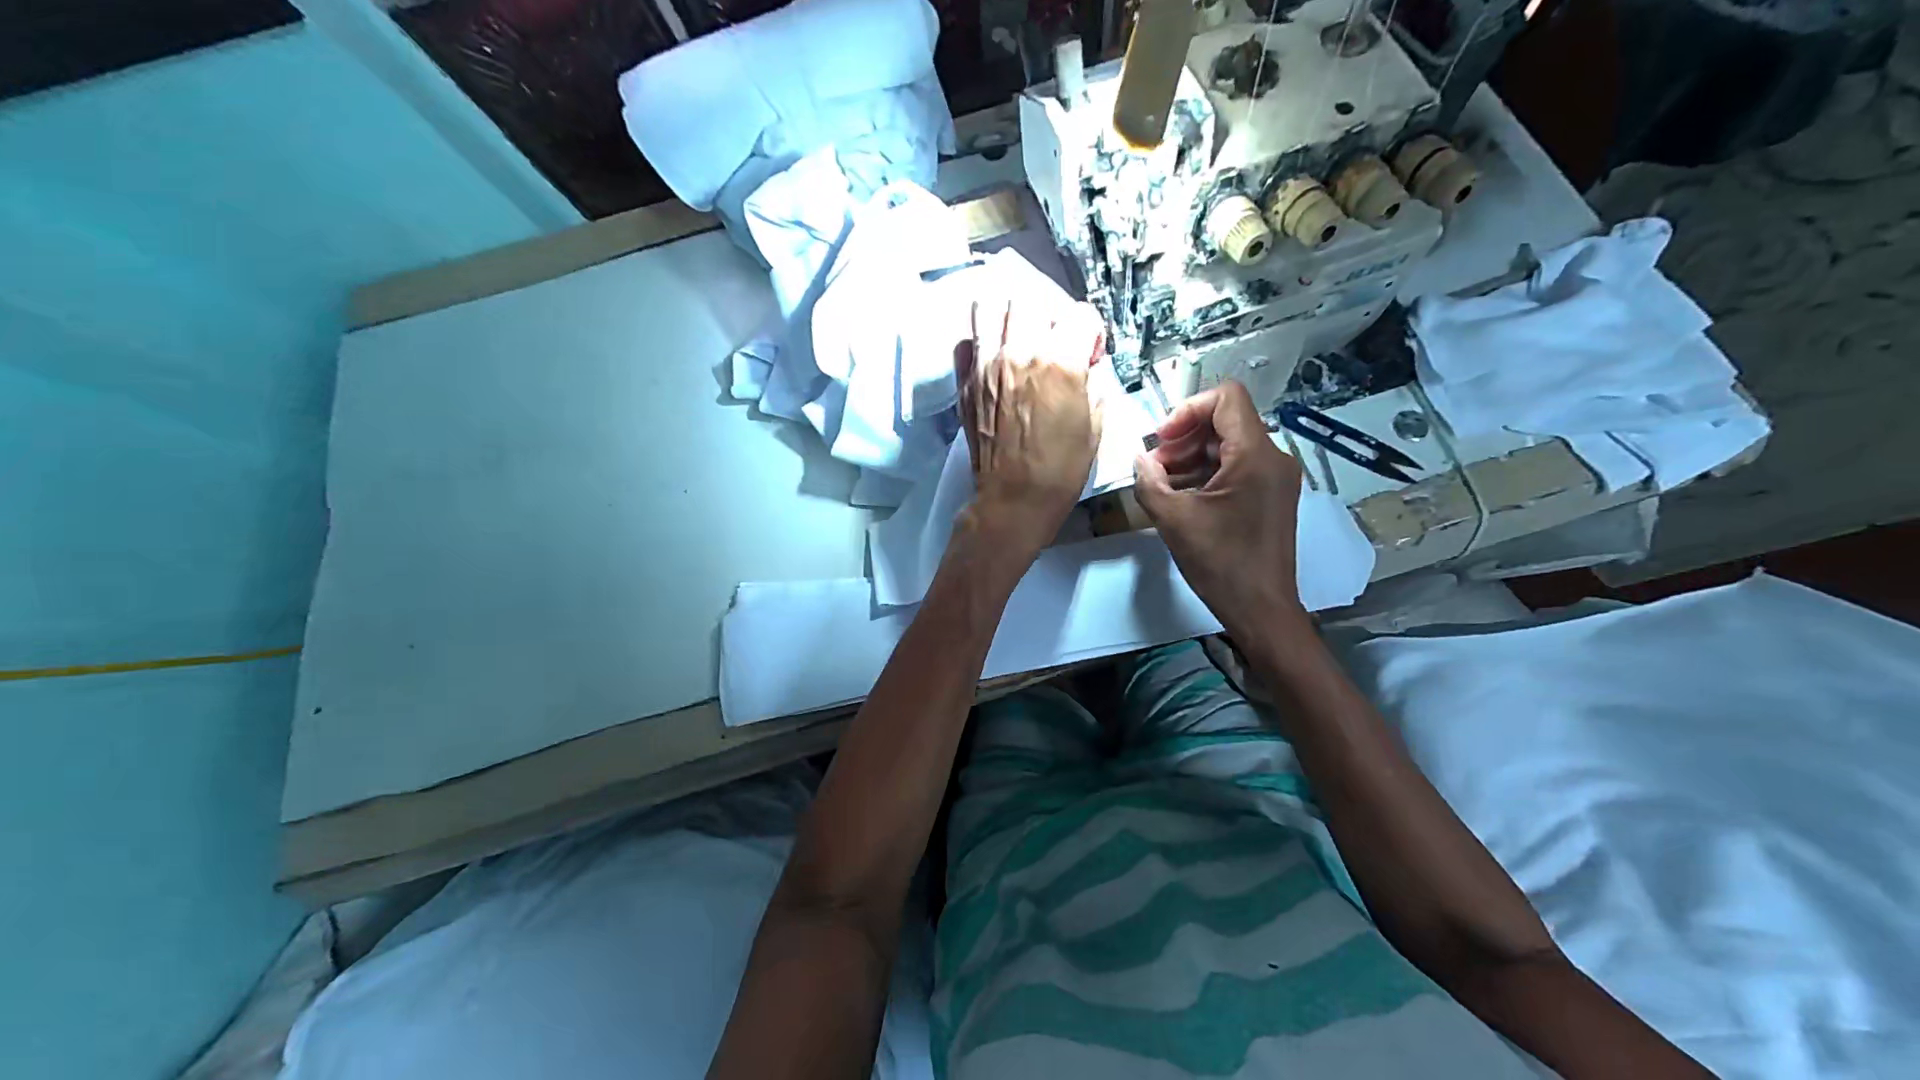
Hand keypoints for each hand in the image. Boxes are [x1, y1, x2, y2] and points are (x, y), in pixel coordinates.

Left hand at [956, 299, 1103, 563]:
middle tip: (1053, 340)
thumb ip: (1090, 385)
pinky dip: (979, 341)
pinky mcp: (965, 383)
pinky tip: (992, 357)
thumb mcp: (1093, 425)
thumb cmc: (1060, 469)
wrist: (1013, 499)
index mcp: (1059, 362)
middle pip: (1031, 299)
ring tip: (1019, 336)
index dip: (1089, 332)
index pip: (1078, 313)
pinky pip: (966, 342)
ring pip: (990, 308)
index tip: (1088, 352)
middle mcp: (1019, 353)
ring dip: (1009, 316)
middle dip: (1048, 314)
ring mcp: (985, 366)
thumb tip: (1083, 369)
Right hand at [1132, 379, 1303, 636]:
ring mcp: (1276, 478)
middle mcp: (1274, 458)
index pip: (1226, 398)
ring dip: (1193, 457)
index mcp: (1255, 455)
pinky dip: (1208, 473)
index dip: (1188, 409)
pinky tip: (1181, 497)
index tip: (1163, 439)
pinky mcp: (1272, 496)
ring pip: (1230, 445)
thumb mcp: (1173, 519)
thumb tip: (1141, 461)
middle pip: (1226, 421)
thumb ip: (1149, 481)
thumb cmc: (1220, 562)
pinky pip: (1238, 468)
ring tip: (1163, 483)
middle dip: (1185, 437)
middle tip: (1156, 465)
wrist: (1260, 608)